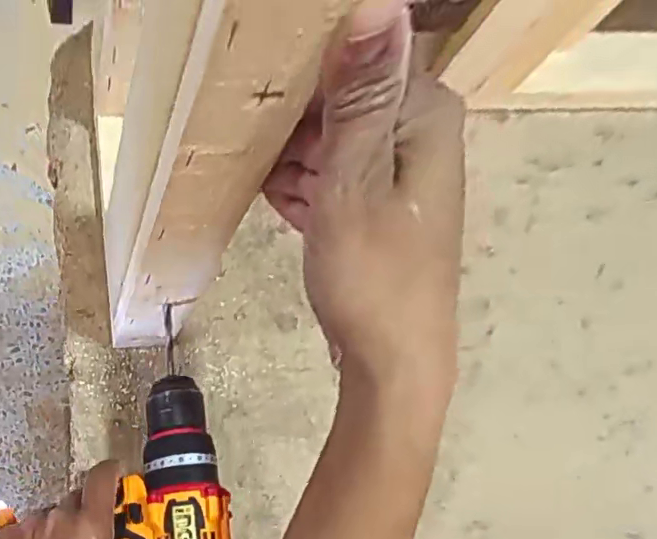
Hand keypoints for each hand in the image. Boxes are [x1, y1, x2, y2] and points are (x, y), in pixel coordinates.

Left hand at [0, 460, 127, 538]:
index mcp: (91, 528)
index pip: (102, 478)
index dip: (110, 471)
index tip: (114, 473)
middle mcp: (61, 518)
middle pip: (76, 499)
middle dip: (82, 514)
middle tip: (83, 538)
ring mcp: (32, 525)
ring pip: (50, 515)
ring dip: (55, 530)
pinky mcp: (9, 535)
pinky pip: (27, 529)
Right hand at [263, 0, 464, 387]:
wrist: (392, 362)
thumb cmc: (373, 276)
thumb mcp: (355, 182)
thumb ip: (361, 95)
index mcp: (421, 115)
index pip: (358, 59)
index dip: (304, 69)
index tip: (253, 83)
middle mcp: (414, 139)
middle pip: (343, 102)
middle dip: (292, 114)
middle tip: (236, 122)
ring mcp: (394, 183)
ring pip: (332, 146)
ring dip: (290, 154)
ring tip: (239, 154)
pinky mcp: (374, 220)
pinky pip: (332, 185)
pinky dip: (302, 187)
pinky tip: (267, 189)